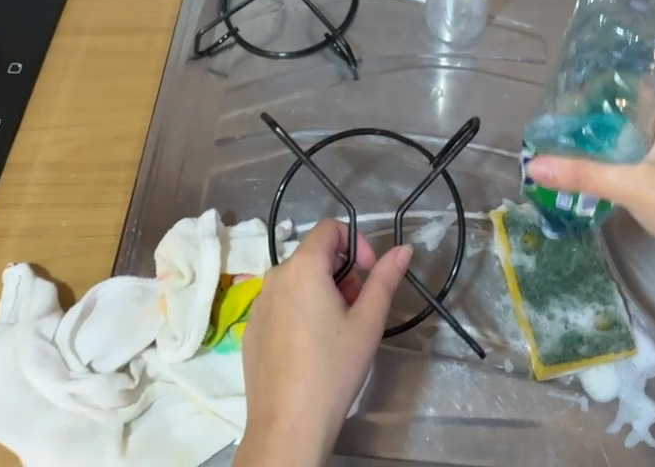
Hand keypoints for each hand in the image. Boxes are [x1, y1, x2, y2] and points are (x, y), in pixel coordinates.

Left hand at [233, 219, 412, 466]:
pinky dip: (300, 311)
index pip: (329, 228)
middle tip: (358, 309)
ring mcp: (259, 304)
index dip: (356, 242)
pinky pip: (281, 304)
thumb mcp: (367, 322)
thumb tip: (403, 248)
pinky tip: (311, 349)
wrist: (287, 426)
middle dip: (342, 274)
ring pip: (297, 281)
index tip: (369, 273)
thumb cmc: (333, 369)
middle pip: (314, 256)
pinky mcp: (251, 329)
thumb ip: (385, 279)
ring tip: (337, 332)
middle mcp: (275, 276)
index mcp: (303, 267)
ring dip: (322, 292)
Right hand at [528, 92, 654, 276]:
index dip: (594, 90)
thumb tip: (532, 164)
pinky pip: (634, 163)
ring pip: (628, 141)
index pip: (627, 88)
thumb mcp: (632, 186)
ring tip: (559, 145)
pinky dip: (611, 165)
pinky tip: (585, 171)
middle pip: (624, 115)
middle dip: (590, 121)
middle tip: (550, 125)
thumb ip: (582, 174)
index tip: (560, 98)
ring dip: (599, 145)